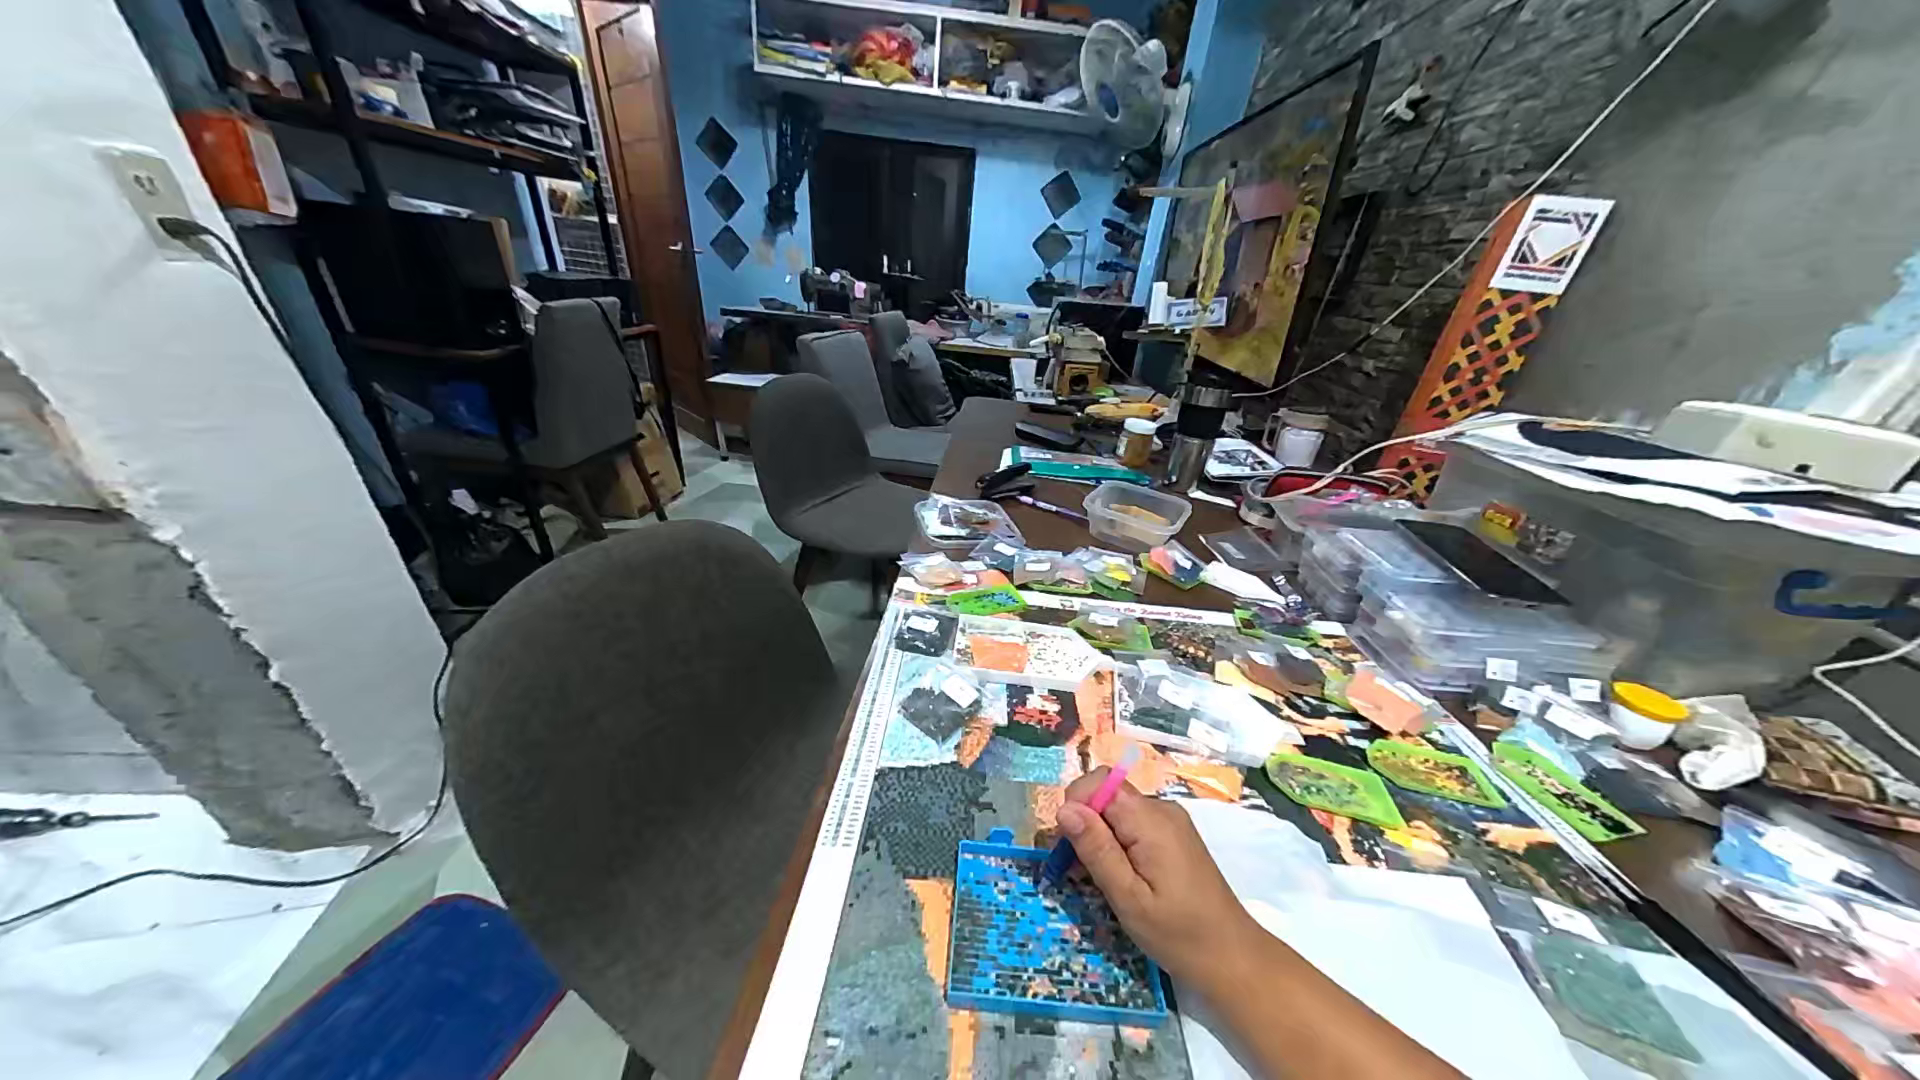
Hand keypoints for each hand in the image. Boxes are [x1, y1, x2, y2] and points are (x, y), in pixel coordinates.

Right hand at [1056, 767, 1262, 987]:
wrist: (1234, 959)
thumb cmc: (1178, 934)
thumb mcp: (1128, 898)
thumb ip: (1096, 849)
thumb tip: (1064, 809)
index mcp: (1150, 819)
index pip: (1100, 781)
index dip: (1077, 804)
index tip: (1069, 845)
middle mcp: (1161, 809)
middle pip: (1108, 794)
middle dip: (1085, 823)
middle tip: (1078, 869)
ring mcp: (1170, 821)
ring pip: (1118, 809)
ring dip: (1099, 836)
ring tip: (1101, 879)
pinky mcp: (1173, 836)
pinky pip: (1134, 824)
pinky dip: (1117, 842)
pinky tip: (1121, 877)